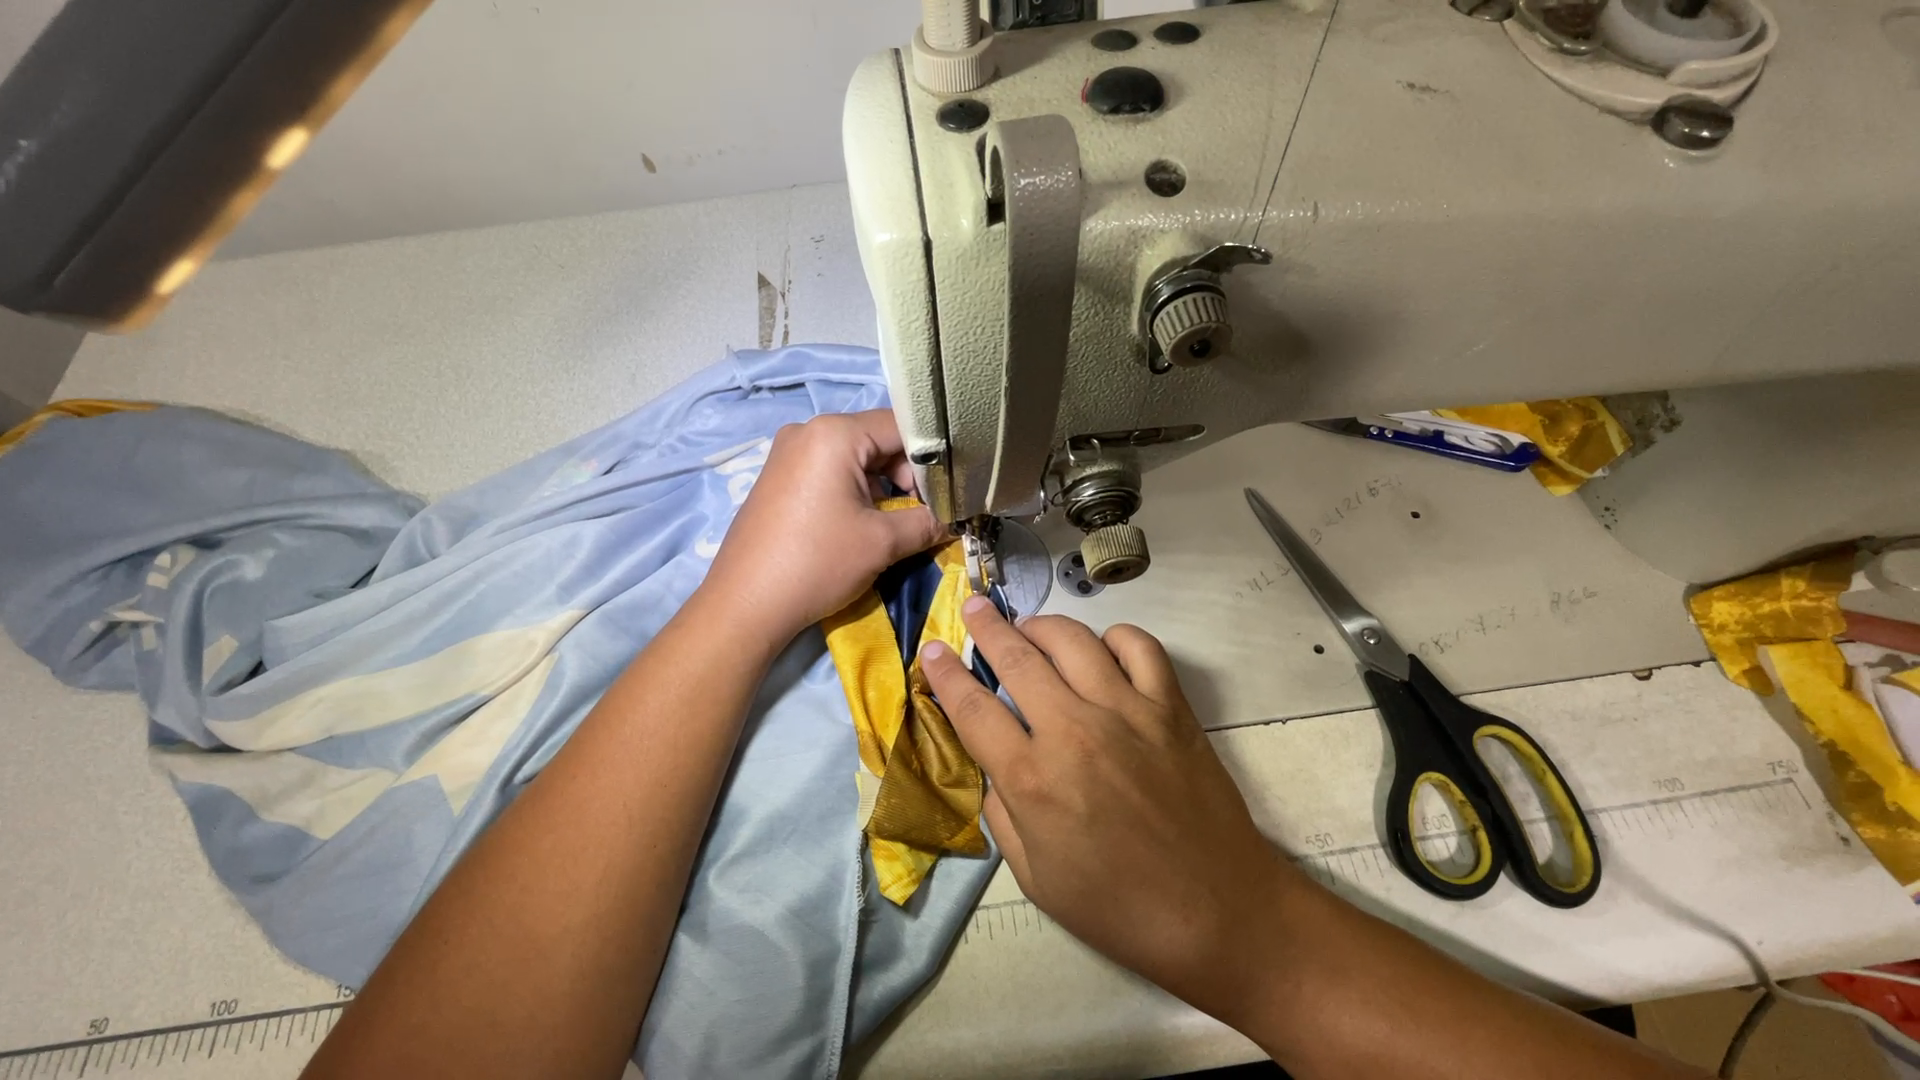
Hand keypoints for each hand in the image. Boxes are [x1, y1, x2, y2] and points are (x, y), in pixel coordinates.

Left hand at [702, 410, 946, 645]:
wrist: (745, 605)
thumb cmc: (817, 563)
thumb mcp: (883, 542)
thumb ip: (927, 522)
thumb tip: (954, 520)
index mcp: (834, 433)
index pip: (903, 426)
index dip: (936, 456)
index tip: (954, 488)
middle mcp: (809, 431)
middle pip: (879, 440)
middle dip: (909, 476)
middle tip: (928, 513)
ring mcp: (789, 454)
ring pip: (856, 459)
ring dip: (885, 488)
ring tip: (899, 524)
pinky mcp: (780, 479)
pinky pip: (832, 473)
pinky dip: (857, 493)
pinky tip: (865, 526)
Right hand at [919, 601, 1305, 1022]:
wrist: (1218, 913)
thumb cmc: (1120, 909)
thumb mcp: (1035, 879)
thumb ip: (1003, 814)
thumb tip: (996, 766)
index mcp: (1032, 779)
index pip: (972, 709)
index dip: (944, 674)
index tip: (931, 650)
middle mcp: (1074, 730)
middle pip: (1017, 657)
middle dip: (987, 627)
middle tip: (975, 607)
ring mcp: (1128, 711)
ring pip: (1073, 640)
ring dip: (1042, 624)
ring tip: (1029, 627)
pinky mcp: (1171, 708)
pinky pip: (1140, 647)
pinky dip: (1114, 637)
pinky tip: (1101, 648)